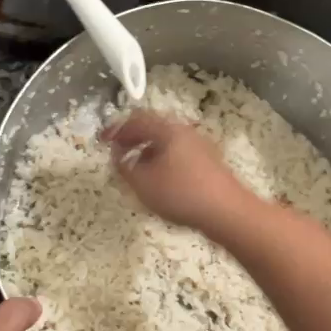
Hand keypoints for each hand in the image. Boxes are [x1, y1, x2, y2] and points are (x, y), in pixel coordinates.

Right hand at [102, 111, 254, 233]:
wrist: (227, 211)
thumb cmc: (181, 194)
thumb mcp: (143, 183)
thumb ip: (125, 166)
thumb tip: (117, 155)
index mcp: (168, 130)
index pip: (136, 120)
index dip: (116, 129)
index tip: (103, 141)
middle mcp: (185, 131)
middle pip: (154, 127)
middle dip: (133, 138)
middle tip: (118, 152)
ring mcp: (200, 146)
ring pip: (167, 141)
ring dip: (147, 150)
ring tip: (136, 168)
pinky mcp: (208, 162)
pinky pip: (178, 153)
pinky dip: (162, 159)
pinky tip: (159, 179)